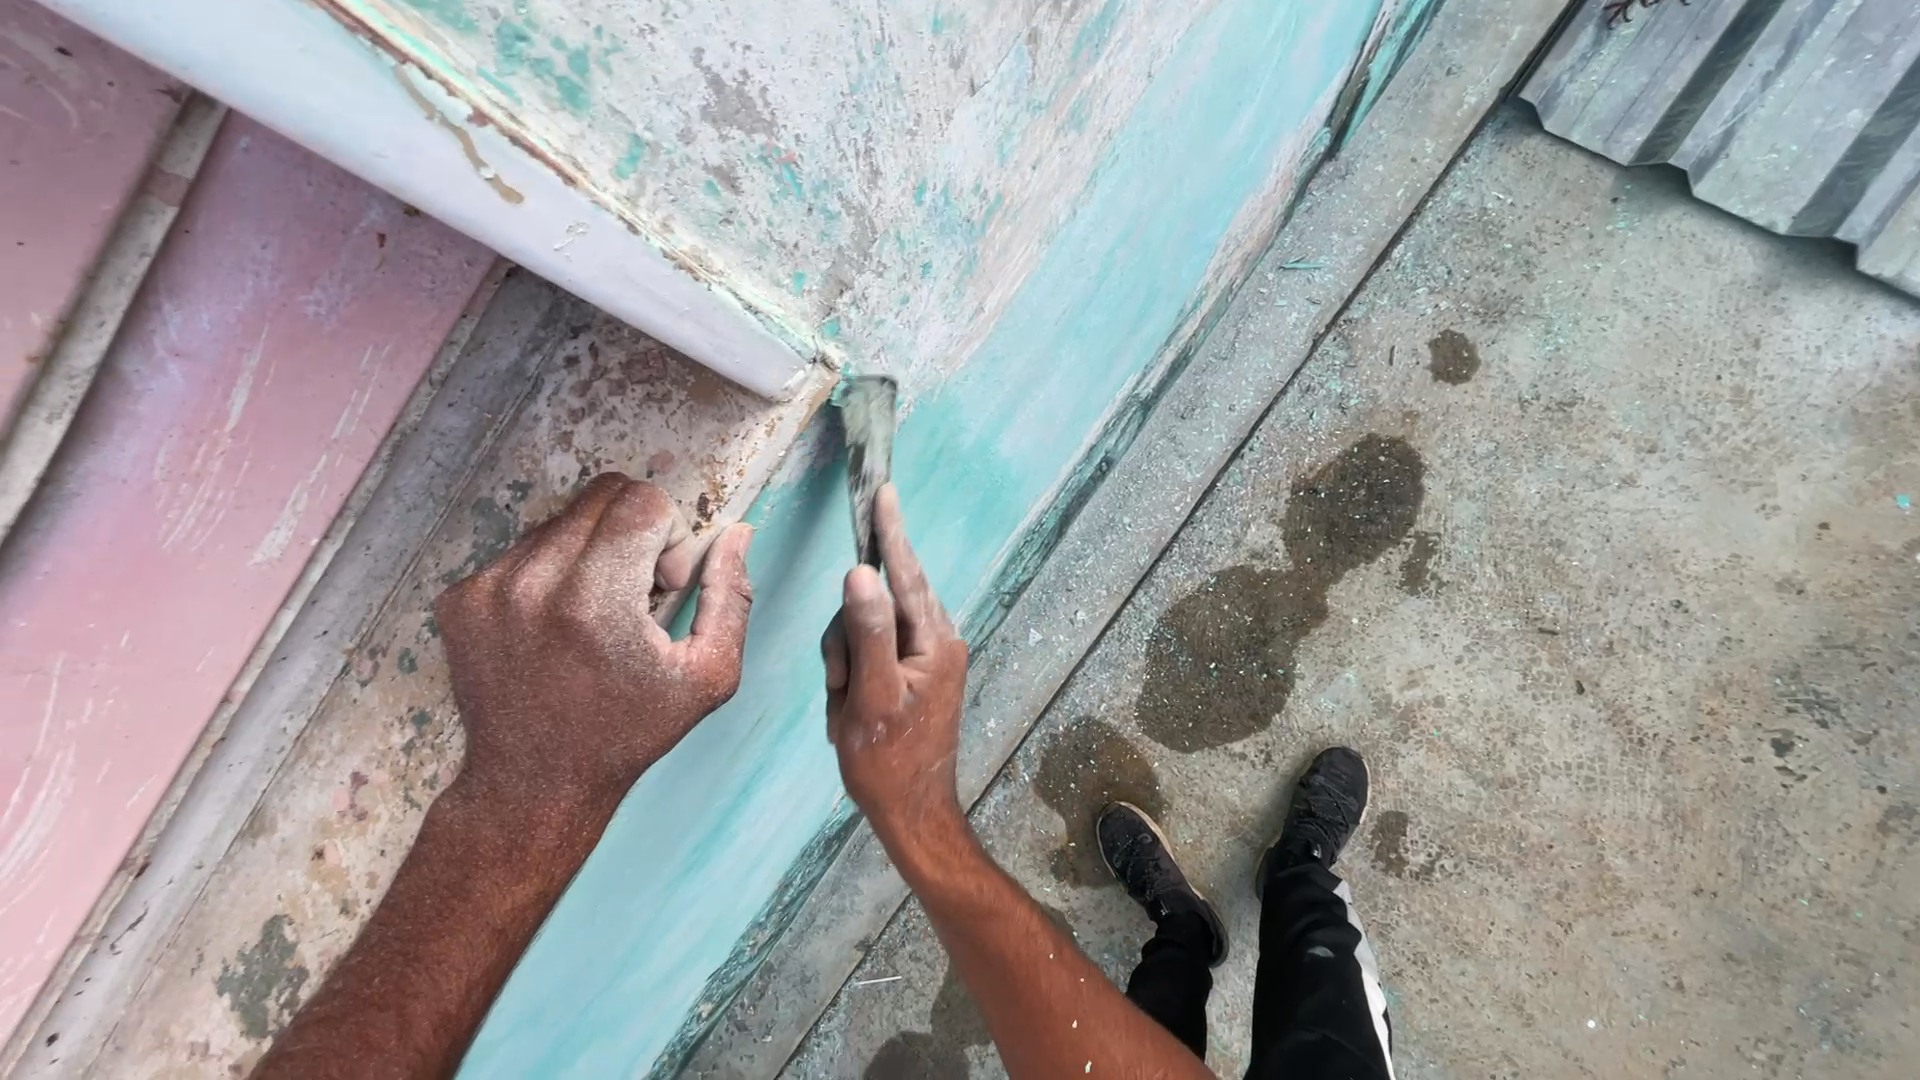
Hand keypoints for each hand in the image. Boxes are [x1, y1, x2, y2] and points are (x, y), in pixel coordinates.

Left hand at [434, 473, 753, 813]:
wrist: (533, 784)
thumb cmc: (630, 732)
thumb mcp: (709, 675)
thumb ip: (731, 596)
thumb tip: (739, 532)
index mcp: (594, 601)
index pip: (642, 501)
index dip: (672, 533)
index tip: (666, 584)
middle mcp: (530, 582)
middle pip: (605, 493)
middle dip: (640, 529)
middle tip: (641, 588)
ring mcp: (485, 588)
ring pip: (566, 517)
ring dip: (598, 548)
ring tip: (601, 608)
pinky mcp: (459, 597)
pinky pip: (527, 545)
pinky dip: (559, 567)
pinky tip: (564, 620)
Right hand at [822, 485, 968, 852]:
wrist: (911, 811)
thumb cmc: (888, 761)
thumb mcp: (870, 696)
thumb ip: (866, 632)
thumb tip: (862, 573)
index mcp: (936, 642)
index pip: (907, 575)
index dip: (891, 533)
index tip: (885, 492)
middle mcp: (938, 640)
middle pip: (880, 602)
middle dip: (848, 637)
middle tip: (843, 684)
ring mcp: (927, 656)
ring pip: (868, 628)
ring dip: (846, 662)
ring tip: (847, 707)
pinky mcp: (914, 671)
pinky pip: (872, 650)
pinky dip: (853, 673)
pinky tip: (851, 707)